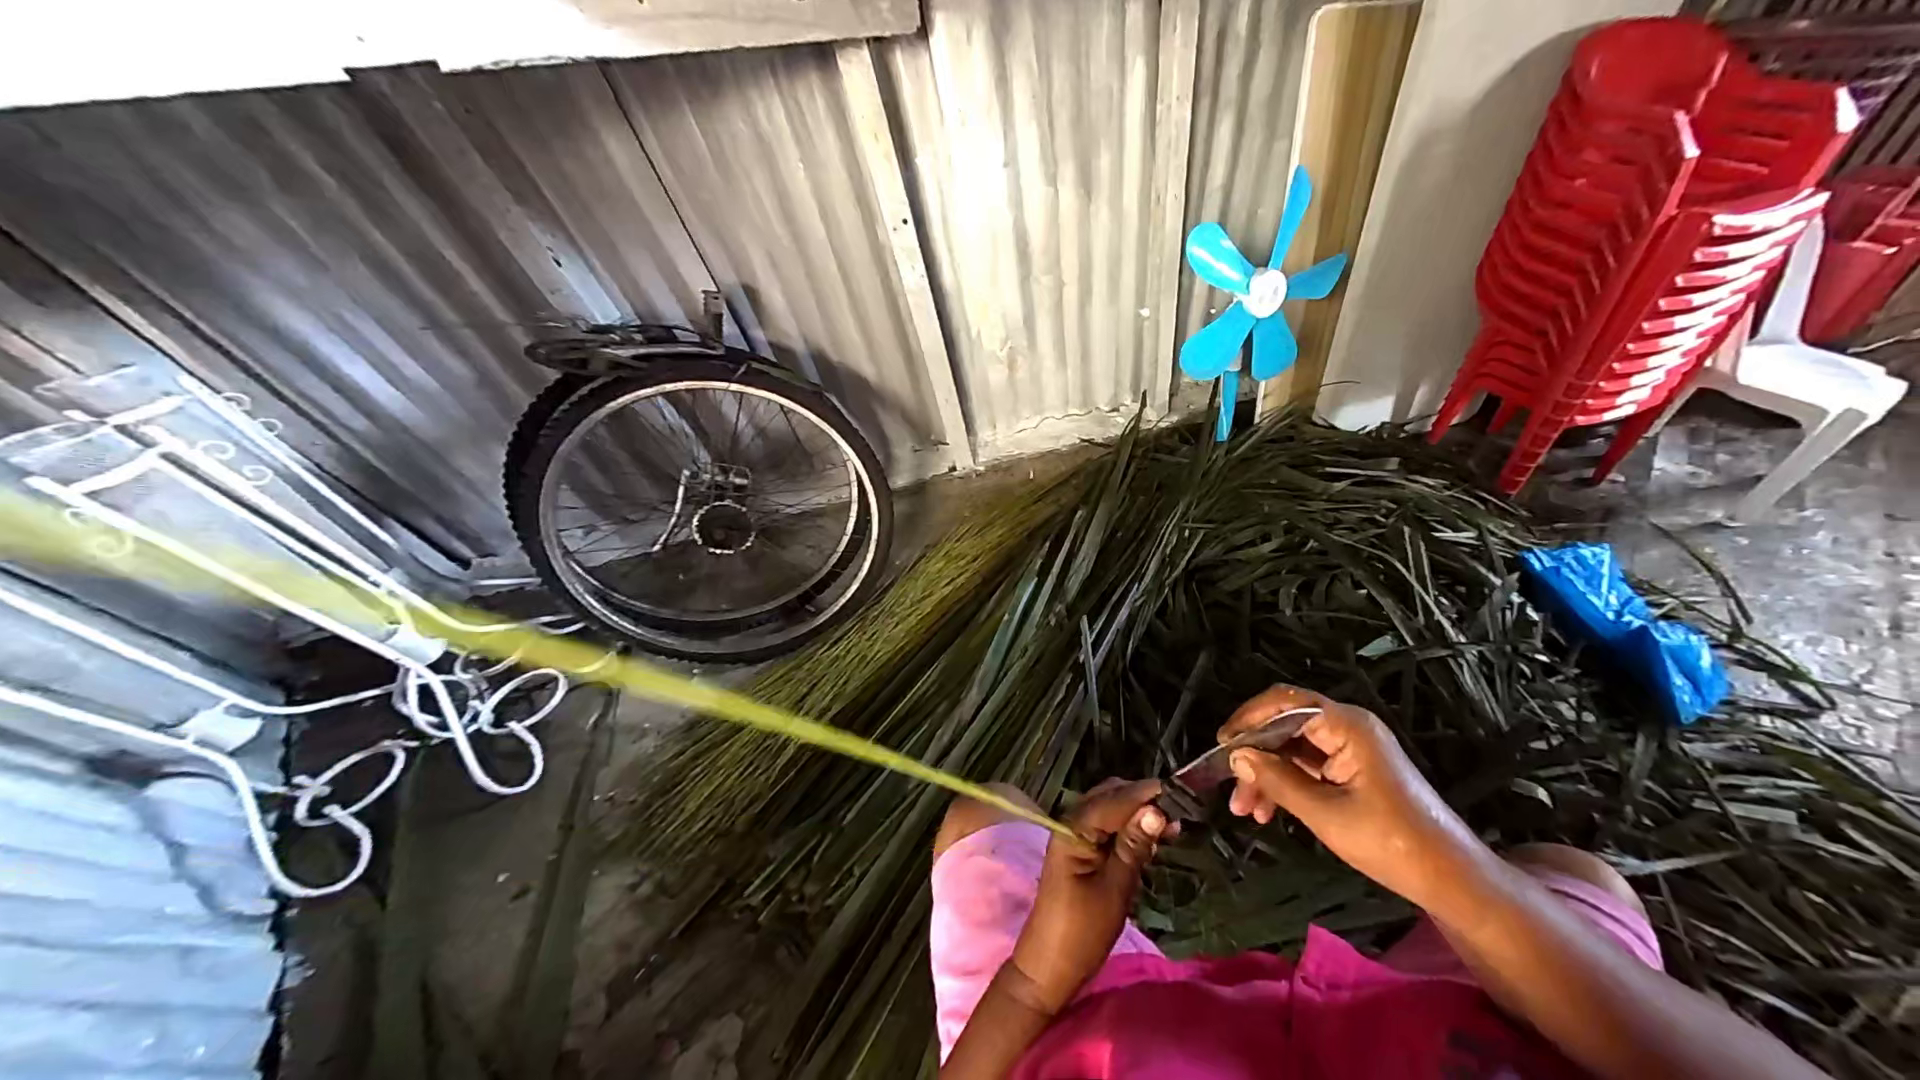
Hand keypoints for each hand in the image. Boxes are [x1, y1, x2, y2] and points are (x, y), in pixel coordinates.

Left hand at [1006, 778, 1171, 1014]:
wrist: (1049, 967)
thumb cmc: (1081, 933)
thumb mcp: (1115, 890)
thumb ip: (1133, 847)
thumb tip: (1157, 810)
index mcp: (1073, 829)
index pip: (1114, 798)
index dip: (1147, 793)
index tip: (1183, 791)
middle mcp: (1070, 823)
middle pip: (1110, 796)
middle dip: (1143, 799)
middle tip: (1180, 811)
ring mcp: (1074, 837)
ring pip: (1110, 810)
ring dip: (1137, 813)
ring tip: (1172, 826)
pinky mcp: (1080, 852)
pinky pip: (1107, 828)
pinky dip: (1128, 829)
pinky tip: (1151, 839)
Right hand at [1220, 685, 1490, 909]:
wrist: (1452, 879)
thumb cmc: (1390, 843)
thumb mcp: (1324, 813)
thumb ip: (1276, 780)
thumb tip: (1237, 756)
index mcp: (1348, 726)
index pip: (1284, 702)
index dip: (1248, 719)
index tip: (1221, 746)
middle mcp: (1348, 728)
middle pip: (1284, 726)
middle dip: (1254, 755)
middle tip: (1230, 787)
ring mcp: (1351, 749)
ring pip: (1291, 748)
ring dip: (1265, 775)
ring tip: (1246, 810)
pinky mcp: (1352, 770)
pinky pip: (1306, 766)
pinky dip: (1284, 784)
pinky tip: (1268, 811)